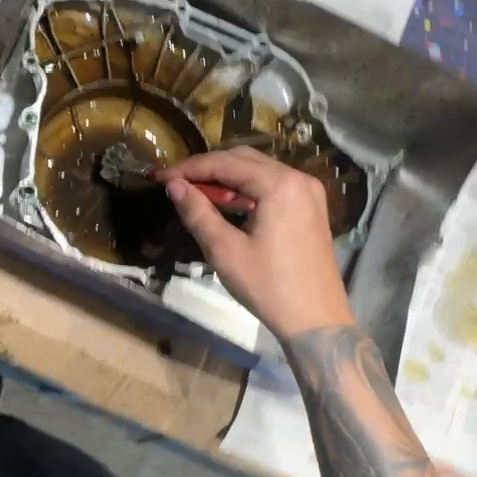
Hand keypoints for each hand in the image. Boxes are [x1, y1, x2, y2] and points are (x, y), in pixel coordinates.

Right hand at [161, 148, 354, 340]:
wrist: (315, 317)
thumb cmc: (268, 285)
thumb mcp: (224, 250)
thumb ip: (198, 213)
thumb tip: (174, 186)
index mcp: (279, 186)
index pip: (226, 163)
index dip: (190, 168)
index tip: (161, 177)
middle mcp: (298, 179)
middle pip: (244, 159)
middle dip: (208, 168)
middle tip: (177, 185)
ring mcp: (308, 192)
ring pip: (259, 170)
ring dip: (226, 178)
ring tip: (197, 195)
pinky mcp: (311, 206)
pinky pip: (273, 185)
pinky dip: (247, 188)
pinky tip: (227, 204)